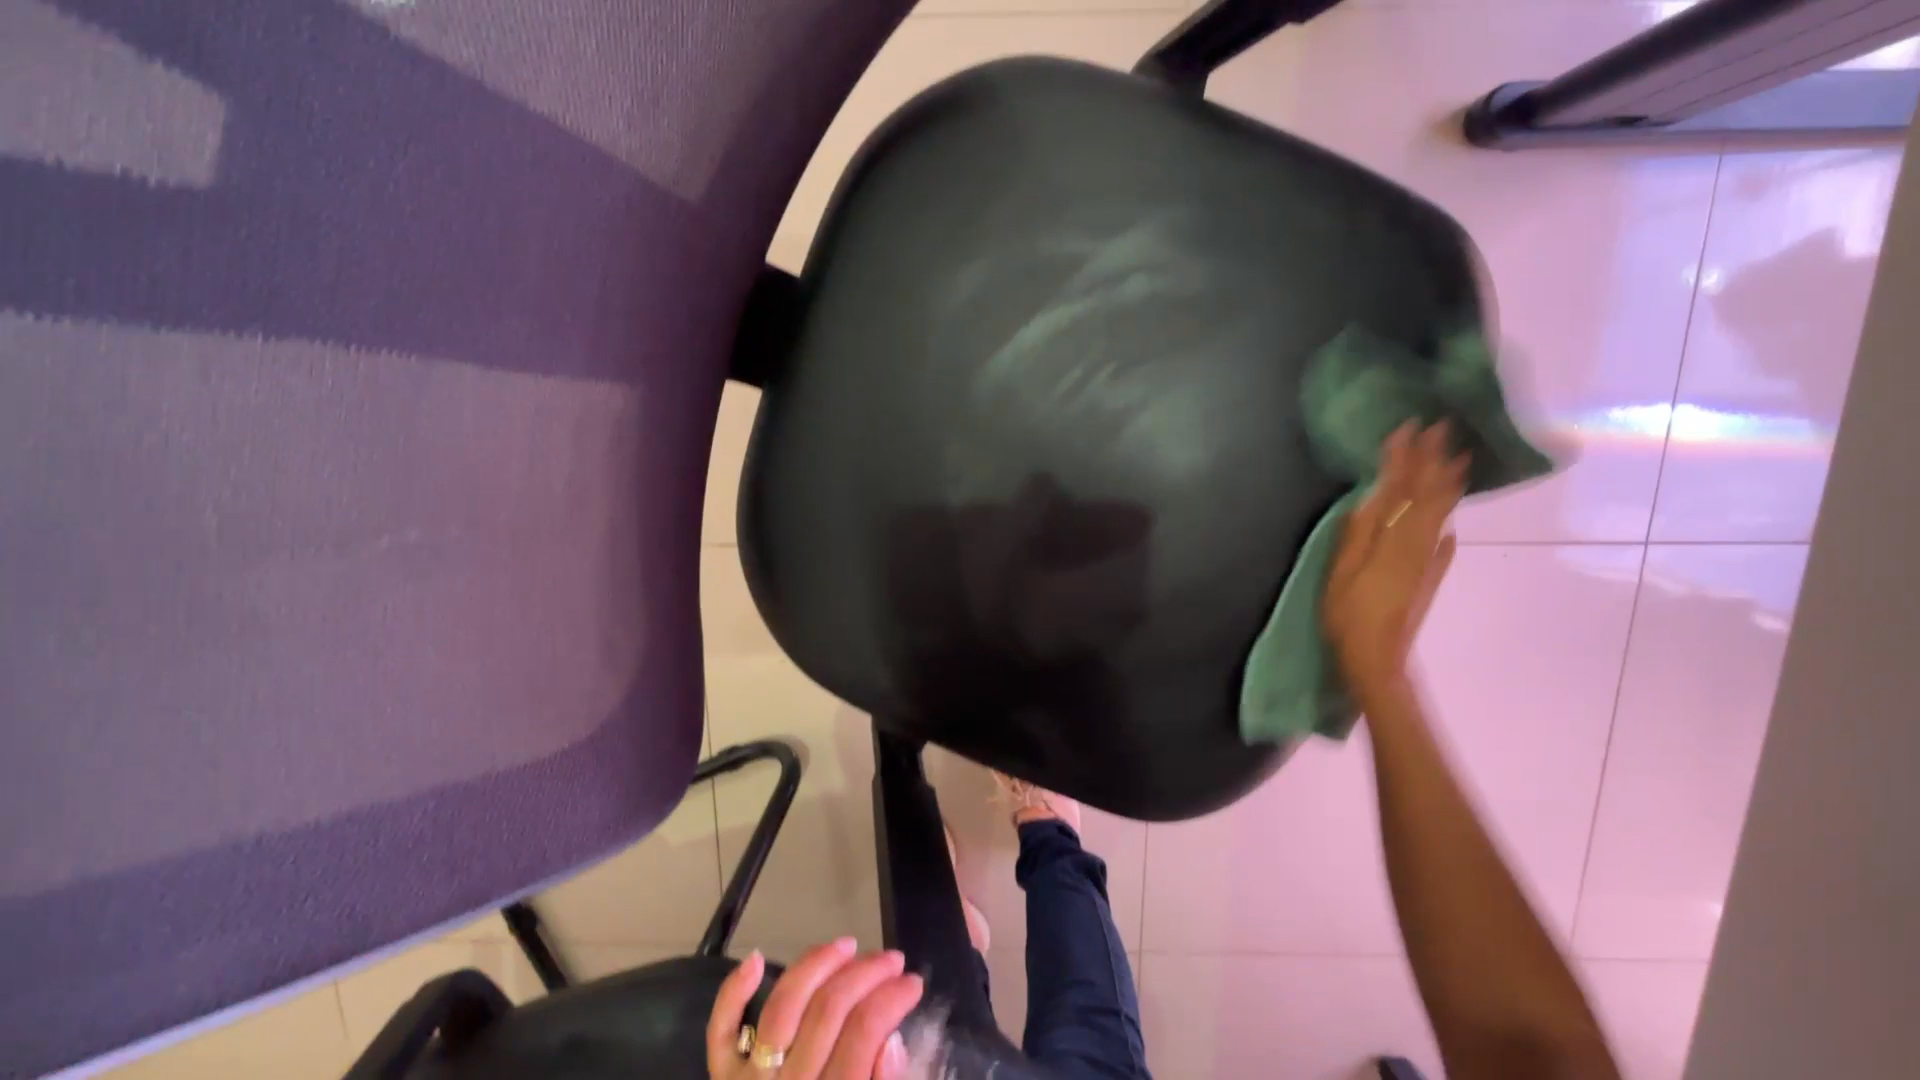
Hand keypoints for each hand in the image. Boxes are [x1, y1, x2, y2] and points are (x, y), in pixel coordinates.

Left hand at [707, 939, 924, 1079]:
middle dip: (866, 973)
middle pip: (829, 1010)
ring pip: (784, 1004)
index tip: (914, 982)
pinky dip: (734, 992)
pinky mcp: (721, 1079)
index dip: (892, 999)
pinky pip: (722, 1029)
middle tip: (893, 959)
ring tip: (848, 945)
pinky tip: (757, 959)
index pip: (864, 1034)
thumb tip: (892, 1041)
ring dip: (817, 964)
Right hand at [1322, 421, 1467, 710]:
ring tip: (1457, 460)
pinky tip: (1450, 523)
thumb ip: (1354, 537)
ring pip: (1439, 515)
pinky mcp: (1427, 579)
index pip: (1398, 489)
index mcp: (1390, 541)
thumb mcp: (1338, 575)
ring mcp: (1425, 562)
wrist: (1378, 662)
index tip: (1408, 428)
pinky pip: (1441, 545)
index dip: (1403, 459)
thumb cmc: (1348, 618)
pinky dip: (1445, 527)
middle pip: (1426, 495)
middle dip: (1432, 460)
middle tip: (1442, 428)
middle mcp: (1414, 545)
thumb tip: (1369, 500)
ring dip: (1447, 485)